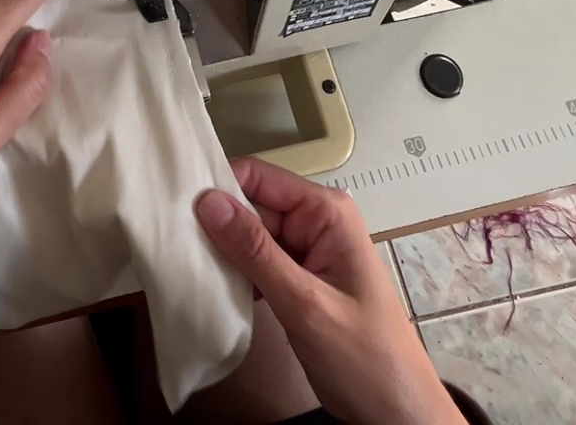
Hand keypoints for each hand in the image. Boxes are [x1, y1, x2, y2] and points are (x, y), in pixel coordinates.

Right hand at [196, 158, 464, 424]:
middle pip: (250, 202)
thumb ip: (255, 251)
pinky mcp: (296, 277)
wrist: (398, 415)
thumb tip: (207, 201)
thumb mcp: (305, 303)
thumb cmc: (365, 358)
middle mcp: (314, 220)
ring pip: (248, 233)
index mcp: (325, 211)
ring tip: (188, 262)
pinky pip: (255, 259)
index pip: (259, 176)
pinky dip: (235, 271)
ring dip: (222, 249)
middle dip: (216, 221)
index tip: (181, 208)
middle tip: (176, 241)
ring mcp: (305, 249)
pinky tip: (213, 284)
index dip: (220, 186)